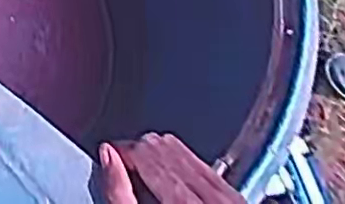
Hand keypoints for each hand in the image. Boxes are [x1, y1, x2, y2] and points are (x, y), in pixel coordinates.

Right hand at [106, 134, 243, 203]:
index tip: (109, 155)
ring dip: (159, 155)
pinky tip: (172, 177)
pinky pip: (204, 165)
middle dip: (139, 151)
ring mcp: (229, 195)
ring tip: (144, 171)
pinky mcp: (237, 198)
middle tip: (122, 163)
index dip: (121, 150)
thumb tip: (107, 154)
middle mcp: (213, 194)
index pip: (146, 154)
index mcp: (183, 201)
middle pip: (164, 147)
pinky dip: (183, 164)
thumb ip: (119, 196)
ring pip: (184, 150)